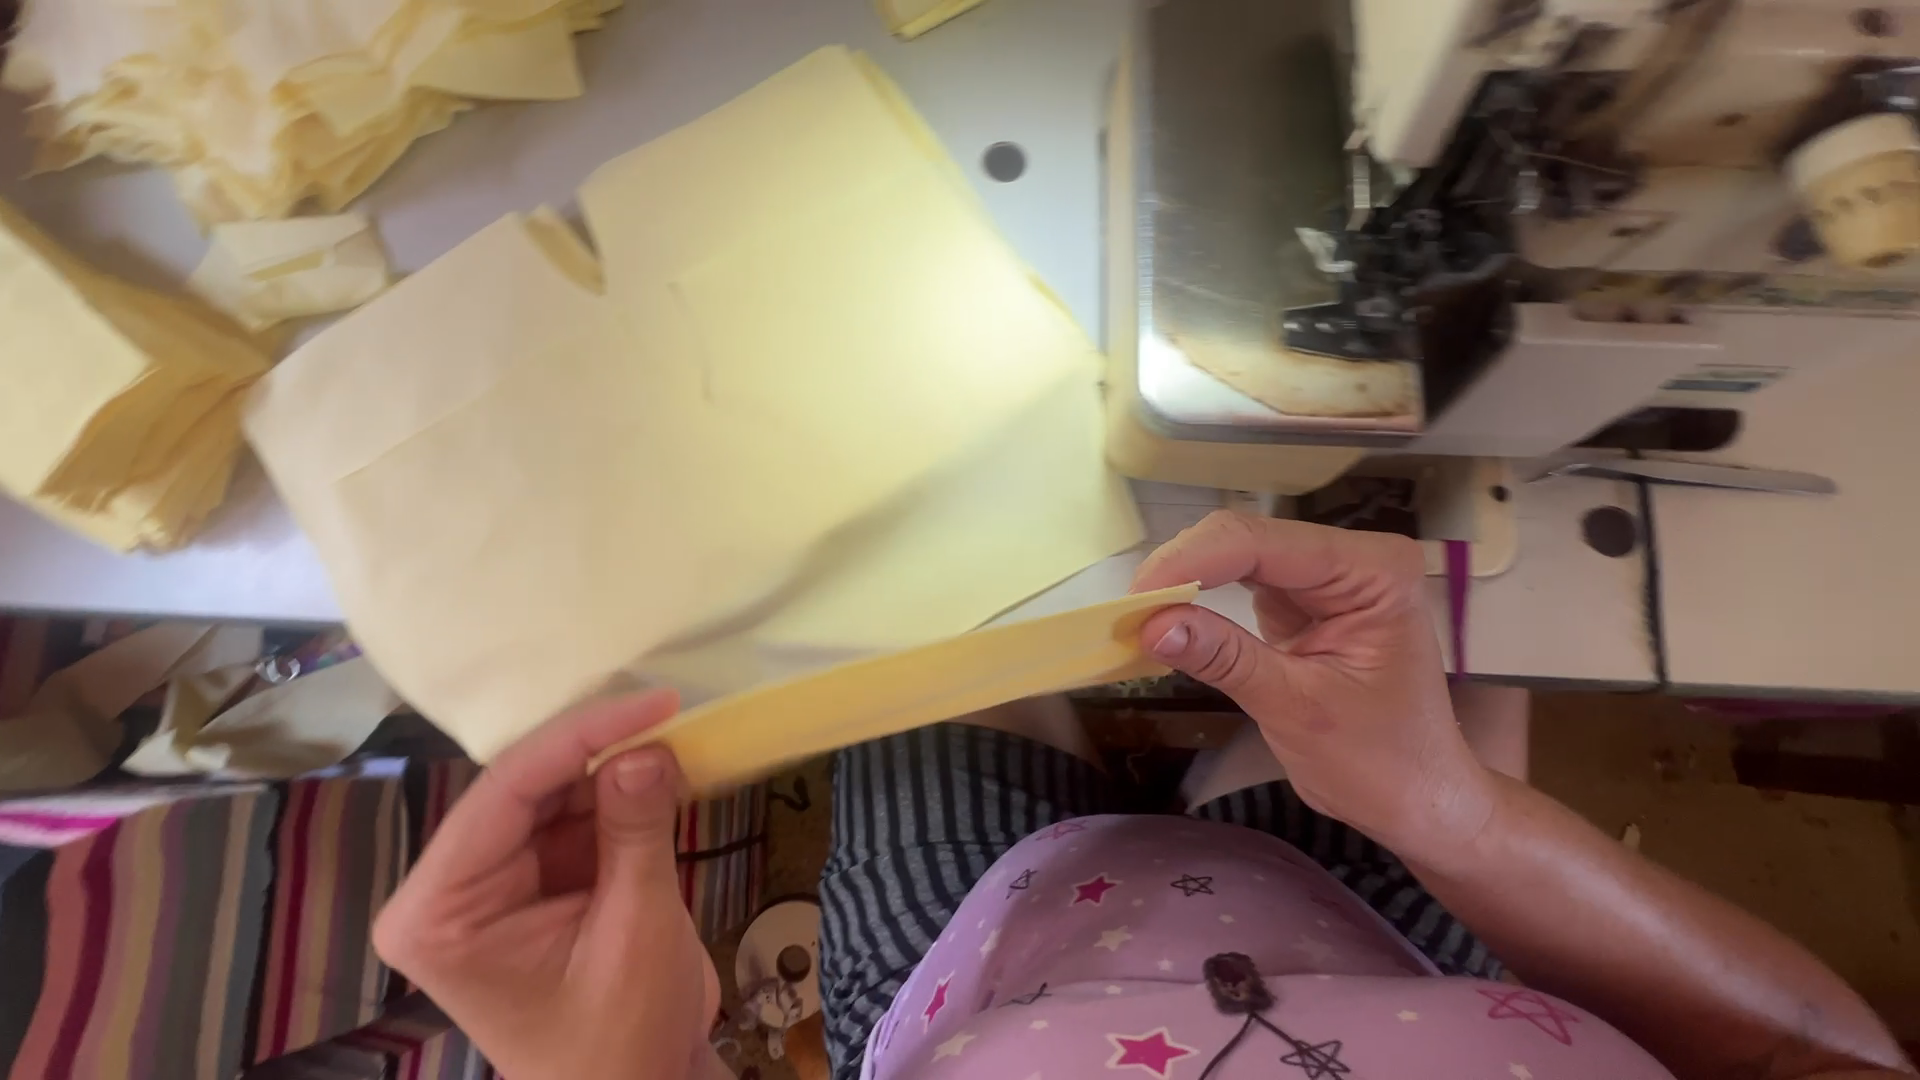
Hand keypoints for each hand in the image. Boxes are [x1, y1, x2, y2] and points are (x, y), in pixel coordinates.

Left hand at [373, 691, 718, 1079]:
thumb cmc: (623, 1036)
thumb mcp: (635, 930)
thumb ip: (636, 832)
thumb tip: (648, 747)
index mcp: (443, 908)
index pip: (508, 791)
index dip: (583, 735)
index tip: (658, 702)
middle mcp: (459, 882)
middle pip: (529, 782)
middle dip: (602, 747)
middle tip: (674, 714)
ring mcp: (504, 875)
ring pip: (561, 788)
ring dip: (619, 764)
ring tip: (679, 738)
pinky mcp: (547, 873)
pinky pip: (585, 809)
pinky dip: (628, 789)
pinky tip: (668, 770)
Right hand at [1132, 511, 1493, 854]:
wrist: (1416, 799)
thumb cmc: (1380, 761)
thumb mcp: (1297, 709)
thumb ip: (1225, 658)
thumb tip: (1151, 624)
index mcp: (1370, 571)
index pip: (1262, 544)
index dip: (1191, 562)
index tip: (1135, 600)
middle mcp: (1348, 558)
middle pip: (1244, 538)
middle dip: (1182, 568)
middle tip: (1128, 612)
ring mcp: (1323, 576)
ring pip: (1232, 553)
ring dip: (1183, 579)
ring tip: (1139, 613)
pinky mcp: (1300, 598)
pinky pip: (1235, 580)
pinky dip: (1197, 595)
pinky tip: (1168, 612)